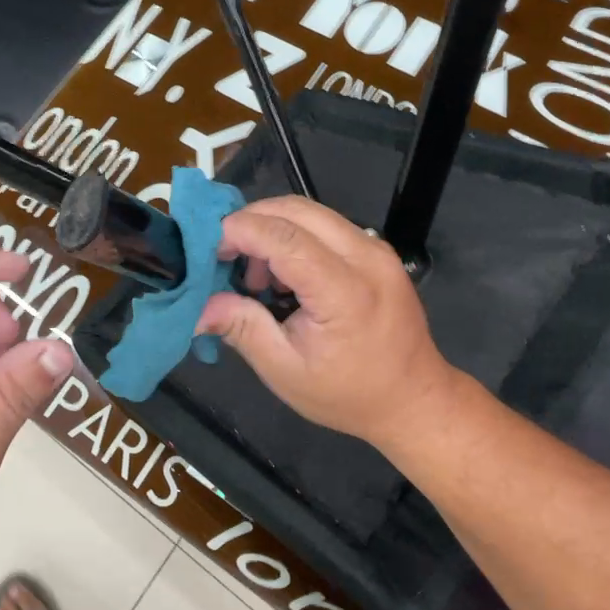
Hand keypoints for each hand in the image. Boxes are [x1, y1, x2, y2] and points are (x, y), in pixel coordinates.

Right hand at [197, 196, 457, 451]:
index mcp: (345, 291)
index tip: (209, 251)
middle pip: (296, 210)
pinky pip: (326, 223)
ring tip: (255, 272)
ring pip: (310, 210)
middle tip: (224, 256)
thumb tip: (196, 307)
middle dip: (251, 221)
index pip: (284, 236)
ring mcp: (375, 249)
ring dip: (271, 227)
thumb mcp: (285, 370)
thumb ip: (241, 328)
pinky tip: (282, 271)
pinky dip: (293, 233)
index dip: (240, 232)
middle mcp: (365, 257)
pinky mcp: (376, 250)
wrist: (413, 400)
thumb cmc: (347, 393)